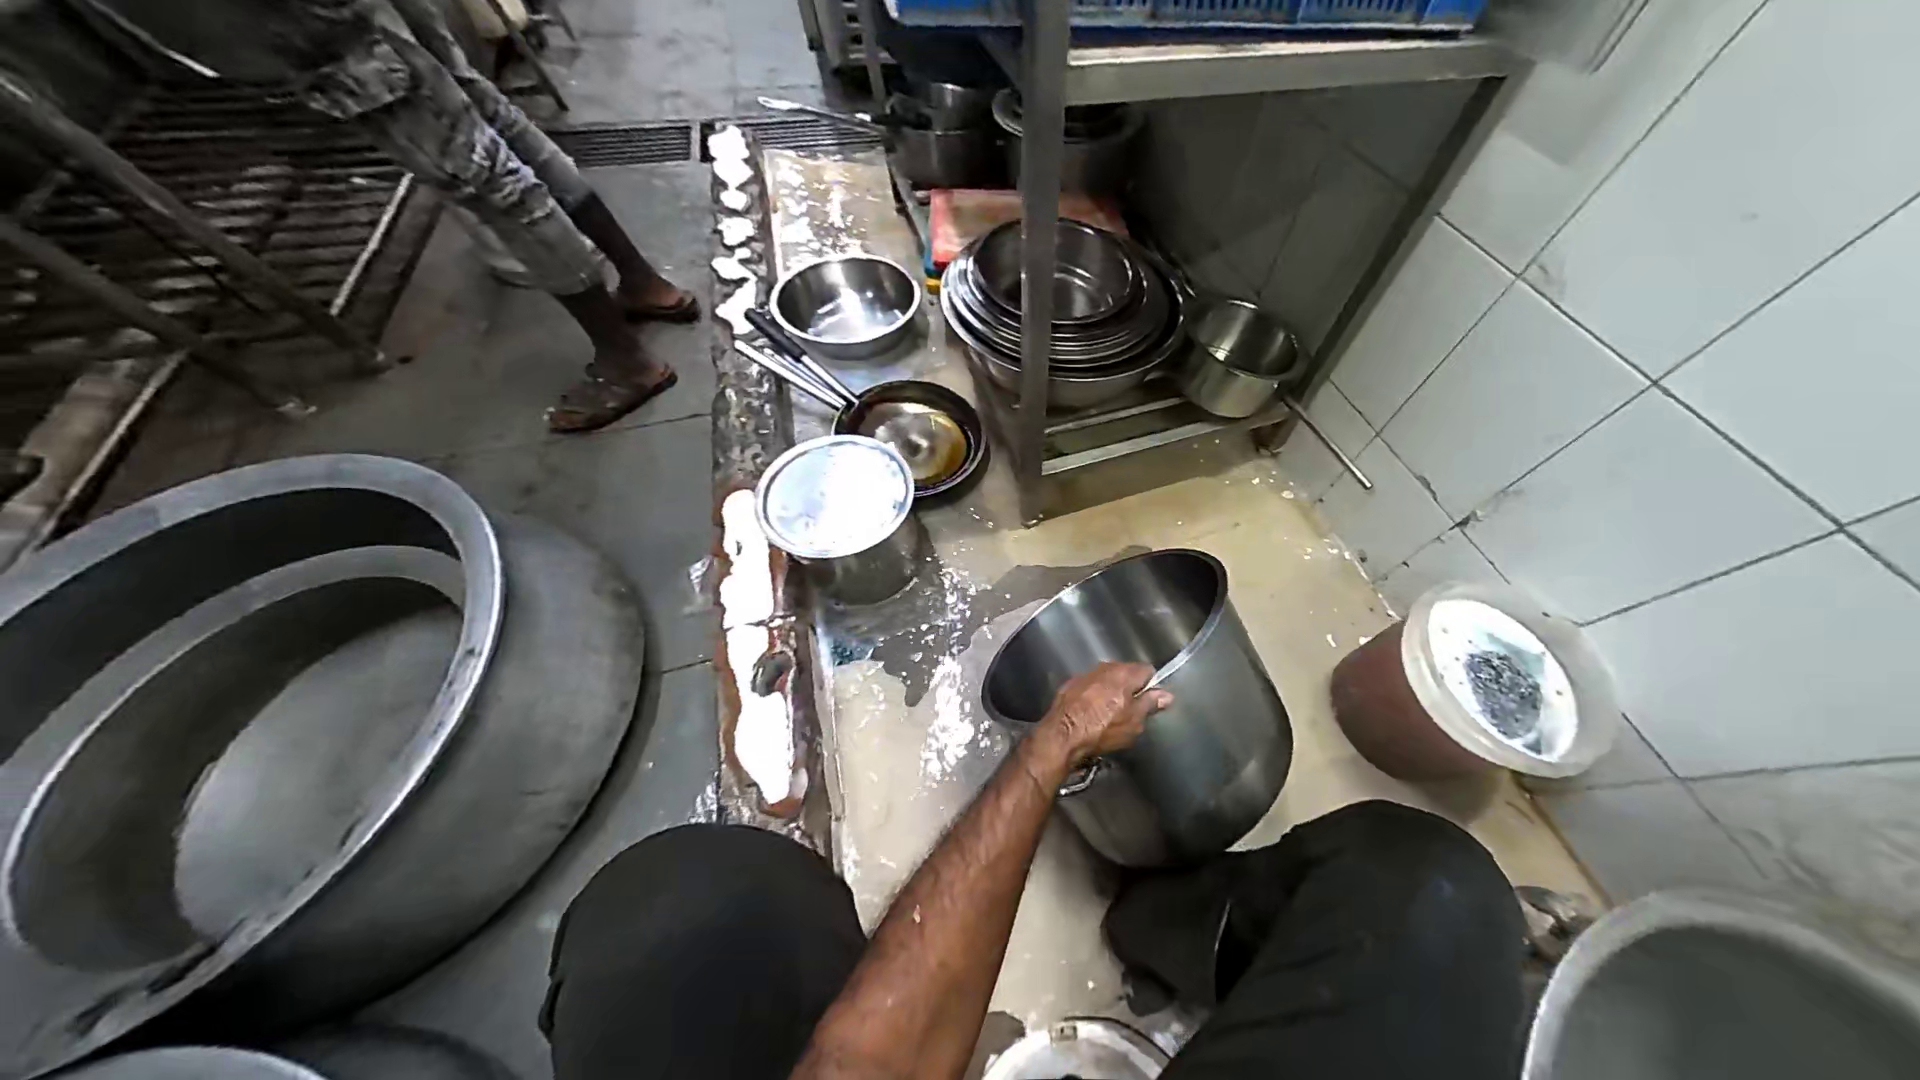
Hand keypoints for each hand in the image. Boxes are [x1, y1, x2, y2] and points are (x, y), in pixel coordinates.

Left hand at [1039, 662, 1174, 766]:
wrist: (1062, 735)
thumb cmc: (1102, 729)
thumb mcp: (1134, 722)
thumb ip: (1150, 704)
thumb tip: (1165, 695)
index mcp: (1124, 673)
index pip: (1147, 670)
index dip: (1152, 686)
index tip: (1151, 701)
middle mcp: (1104, 668)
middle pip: (1126, 673)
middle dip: (1130, 689)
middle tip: (1131, 712)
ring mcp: (1085, 675)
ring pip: (1106, 680)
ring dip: (1110, 692)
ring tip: (1110, 715)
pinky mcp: (1070, 685)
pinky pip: (1089, 687)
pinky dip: (1093, 696)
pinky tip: (1091, 713)